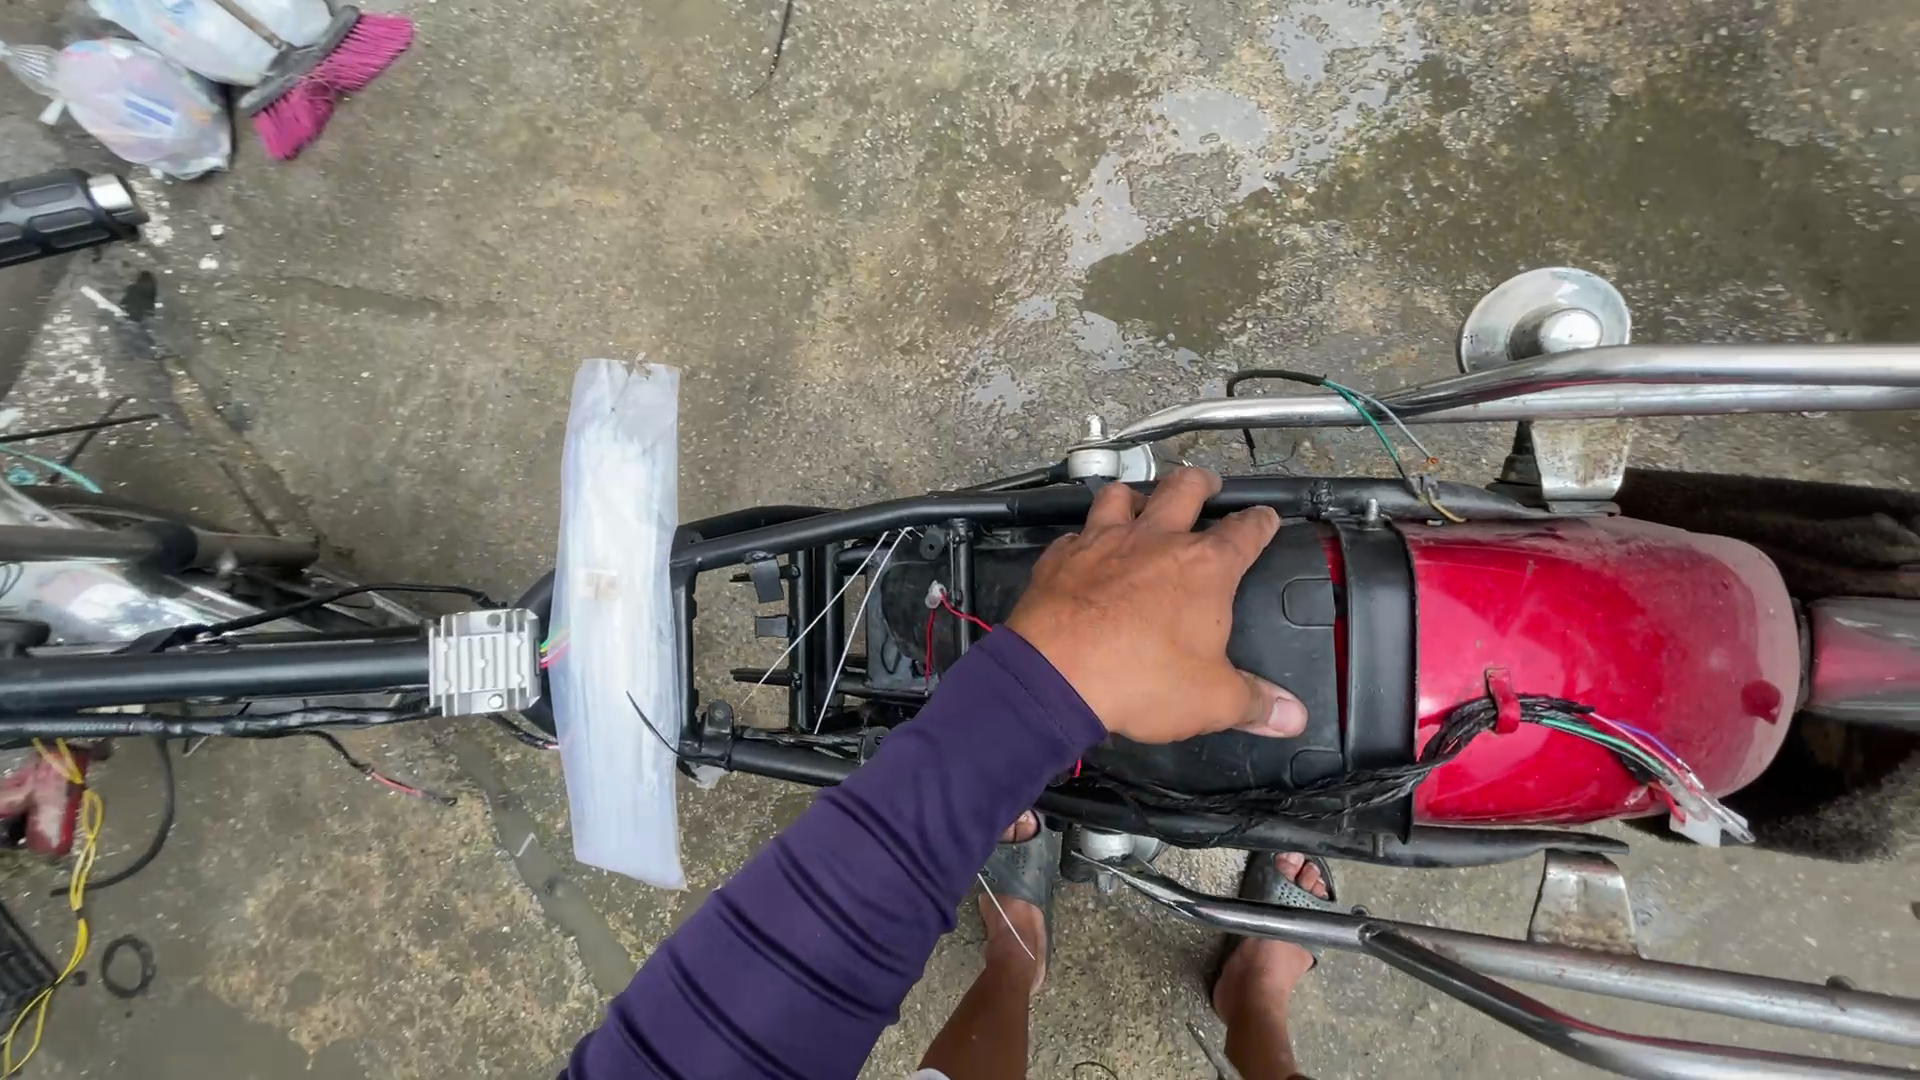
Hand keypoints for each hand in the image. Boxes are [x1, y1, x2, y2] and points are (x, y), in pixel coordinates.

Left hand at [1006, 467, 1308, 743]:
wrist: (1054, 674)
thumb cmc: (1141, 680)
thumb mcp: (1210, 701)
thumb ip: (1254, 702)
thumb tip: (1292, 715)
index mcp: (1203, 566)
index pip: (1245, 531)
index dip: (1261, 521)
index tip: (1266, 517)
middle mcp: (1154, 539)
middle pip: (1183, 488)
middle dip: (1200, 482)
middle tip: (1207, 485)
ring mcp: (1102, 541)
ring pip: (1120, 495)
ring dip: (1135, 495)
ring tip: (1140, 503)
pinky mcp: (1060, 556)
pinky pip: (1075, 534)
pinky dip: (1084, 538)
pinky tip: (1084, 551)